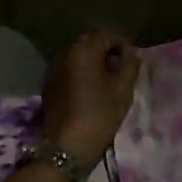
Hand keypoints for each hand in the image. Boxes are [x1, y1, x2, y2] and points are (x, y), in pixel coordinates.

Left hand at [41, 30, 140, 173]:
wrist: (68, 145)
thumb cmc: (100, 114)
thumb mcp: (123, 89)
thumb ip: (130, 65)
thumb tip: (132, 53)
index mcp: (83, 51)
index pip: (106, 36)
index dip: (122, 44)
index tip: (133, 59)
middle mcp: (64, 54)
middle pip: (89, 44)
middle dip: (106, 51)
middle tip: (121, 68)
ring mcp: (53, 70)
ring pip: (77, 57)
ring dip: (93, 62)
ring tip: (107, 79)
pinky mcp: (48, 85)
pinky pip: (68, 70)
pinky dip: (80, 73)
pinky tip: (90, 90)